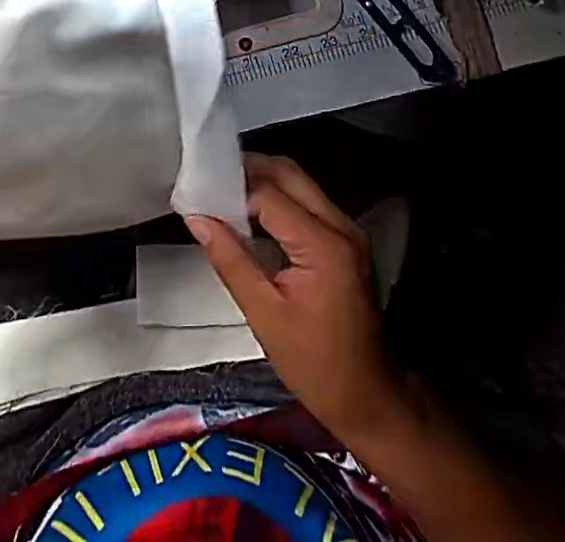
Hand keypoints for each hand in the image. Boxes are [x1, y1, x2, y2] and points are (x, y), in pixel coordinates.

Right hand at [184, 153, 409, 435]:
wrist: (368, 394)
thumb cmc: (314, 362)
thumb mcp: (263, 313)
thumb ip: (229, 259)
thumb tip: (197, 219)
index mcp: (322, 245)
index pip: (269, 195)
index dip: (231, 190)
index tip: (198, 195)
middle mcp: (341, 226)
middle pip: (290, 174)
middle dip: (249, 170)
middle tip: (210, 182)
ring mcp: (348, 230)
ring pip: (301, 183)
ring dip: (263, 181)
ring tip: (224, 196)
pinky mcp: (346, 239)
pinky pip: (308, 202)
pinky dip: (278, 199)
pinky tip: (251, 214)